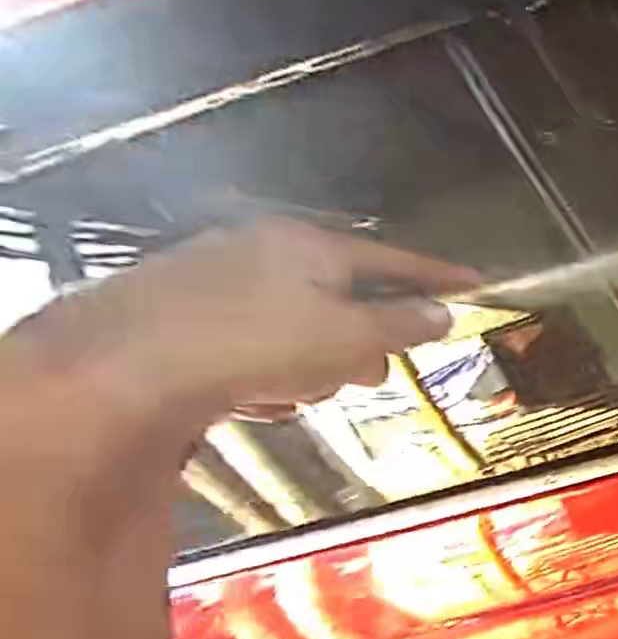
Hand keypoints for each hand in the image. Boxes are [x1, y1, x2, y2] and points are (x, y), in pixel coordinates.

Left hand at [13, 217, 479, 423]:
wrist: (121, 370)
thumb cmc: (260, 344)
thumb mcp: (355, 338)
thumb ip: (405, 324)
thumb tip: (441, 313)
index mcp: (307, 246)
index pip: (394, 260)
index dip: (439, 275)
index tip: (476, 281)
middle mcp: (262, 250)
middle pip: (350, 296)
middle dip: (368, 340)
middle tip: (367, 370)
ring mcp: (220, 278)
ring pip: (310, 323)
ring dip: (323, 360)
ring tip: (305, 387)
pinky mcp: (189, 312)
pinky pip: (266, 339)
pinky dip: (280, 366)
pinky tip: (265, 392)